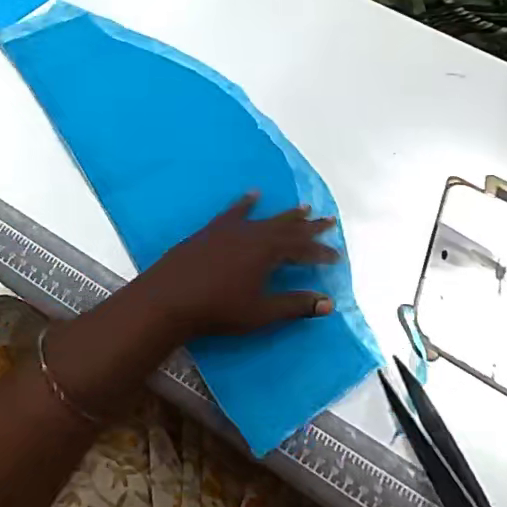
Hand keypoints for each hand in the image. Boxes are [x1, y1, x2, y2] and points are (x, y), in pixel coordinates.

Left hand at [135, 193, 338, 340]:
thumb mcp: (261, 312)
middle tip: (329, 219)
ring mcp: (230, 229)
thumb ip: (294, 305)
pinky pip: (235, 211)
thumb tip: (329, 303)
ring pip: (265, 218)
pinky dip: (246, 202)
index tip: (337, 256)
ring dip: (285, 214)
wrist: (169, 296)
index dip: (321, 253)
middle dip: (309, 226)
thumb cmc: (218, 309)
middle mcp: (252, 233)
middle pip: (287, 227)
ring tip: (303, 207)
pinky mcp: (211, 230)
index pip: (302, 249)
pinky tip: (253, 194)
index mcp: (267, 252)